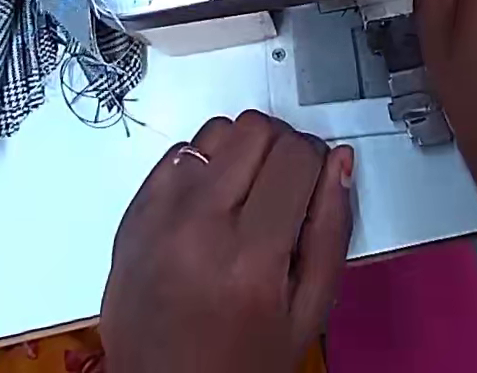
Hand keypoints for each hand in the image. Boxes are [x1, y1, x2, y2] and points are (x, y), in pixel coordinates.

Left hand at [100, 111, 354, 372]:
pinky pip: (182, 148)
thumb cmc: (235, 364)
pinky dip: (205, 163)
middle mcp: (200, 223)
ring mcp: (162, 209)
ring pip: (219, 128)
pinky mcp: (138, 203)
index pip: (296, 155)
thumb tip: (339, 162)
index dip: (315, 158)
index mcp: (251, 257)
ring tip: (246, 195)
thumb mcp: (306, 316)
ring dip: (241, 149)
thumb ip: (331, 231)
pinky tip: (213, 201)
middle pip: (256, 128)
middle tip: (284, 184)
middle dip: (280, 146)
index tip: (315, 174)